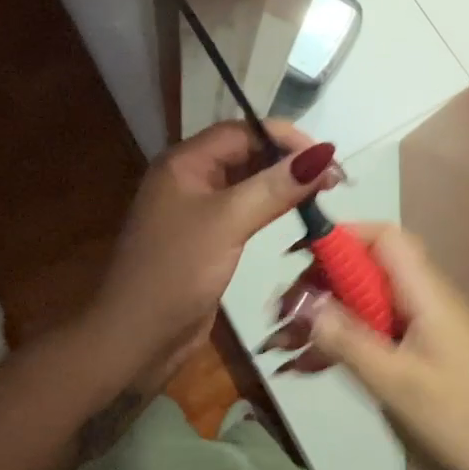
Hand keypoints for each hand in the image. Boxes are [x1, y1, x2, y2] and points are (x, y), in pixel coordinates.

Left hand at [87, 120, 342, 380]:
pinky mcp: (204, 238)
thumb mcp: (228, 223)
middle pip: (244, 152)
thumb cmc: (176, 271)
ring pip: (245, 181)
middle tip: (332, 176)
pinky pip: (242, 209)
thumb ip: (274, 187)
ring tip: (323, 192)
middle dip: (286, 159)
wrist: (136, 338)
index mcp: (183, 162)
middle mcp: (188, 177)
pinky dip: (269, 206)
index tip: (327, 156)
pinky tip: (295, 213)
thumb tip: (323, 154)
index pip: (242, 131)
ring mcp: (195, 209)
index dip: (285, 138)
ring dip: (281, 182)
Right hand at [264, 223, 468, 469]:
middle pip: (367, 269)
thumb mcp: (395, 383)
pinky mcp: (418, 357)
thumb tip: (303, 301)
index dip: (342, 236)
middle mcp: (424, 301)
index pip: (384, 238)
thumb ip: (347, 340)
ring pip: (364, 304)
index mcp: (427, 293)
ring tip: (281, 341)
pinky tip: (306, 364)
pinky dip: (340, 342)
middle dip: (321, 282)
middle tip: (282, 310)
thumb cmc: (459, 423)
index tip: (298, 256)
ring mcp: (422, 330)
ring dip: (325, 316)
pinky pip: (372, 334)